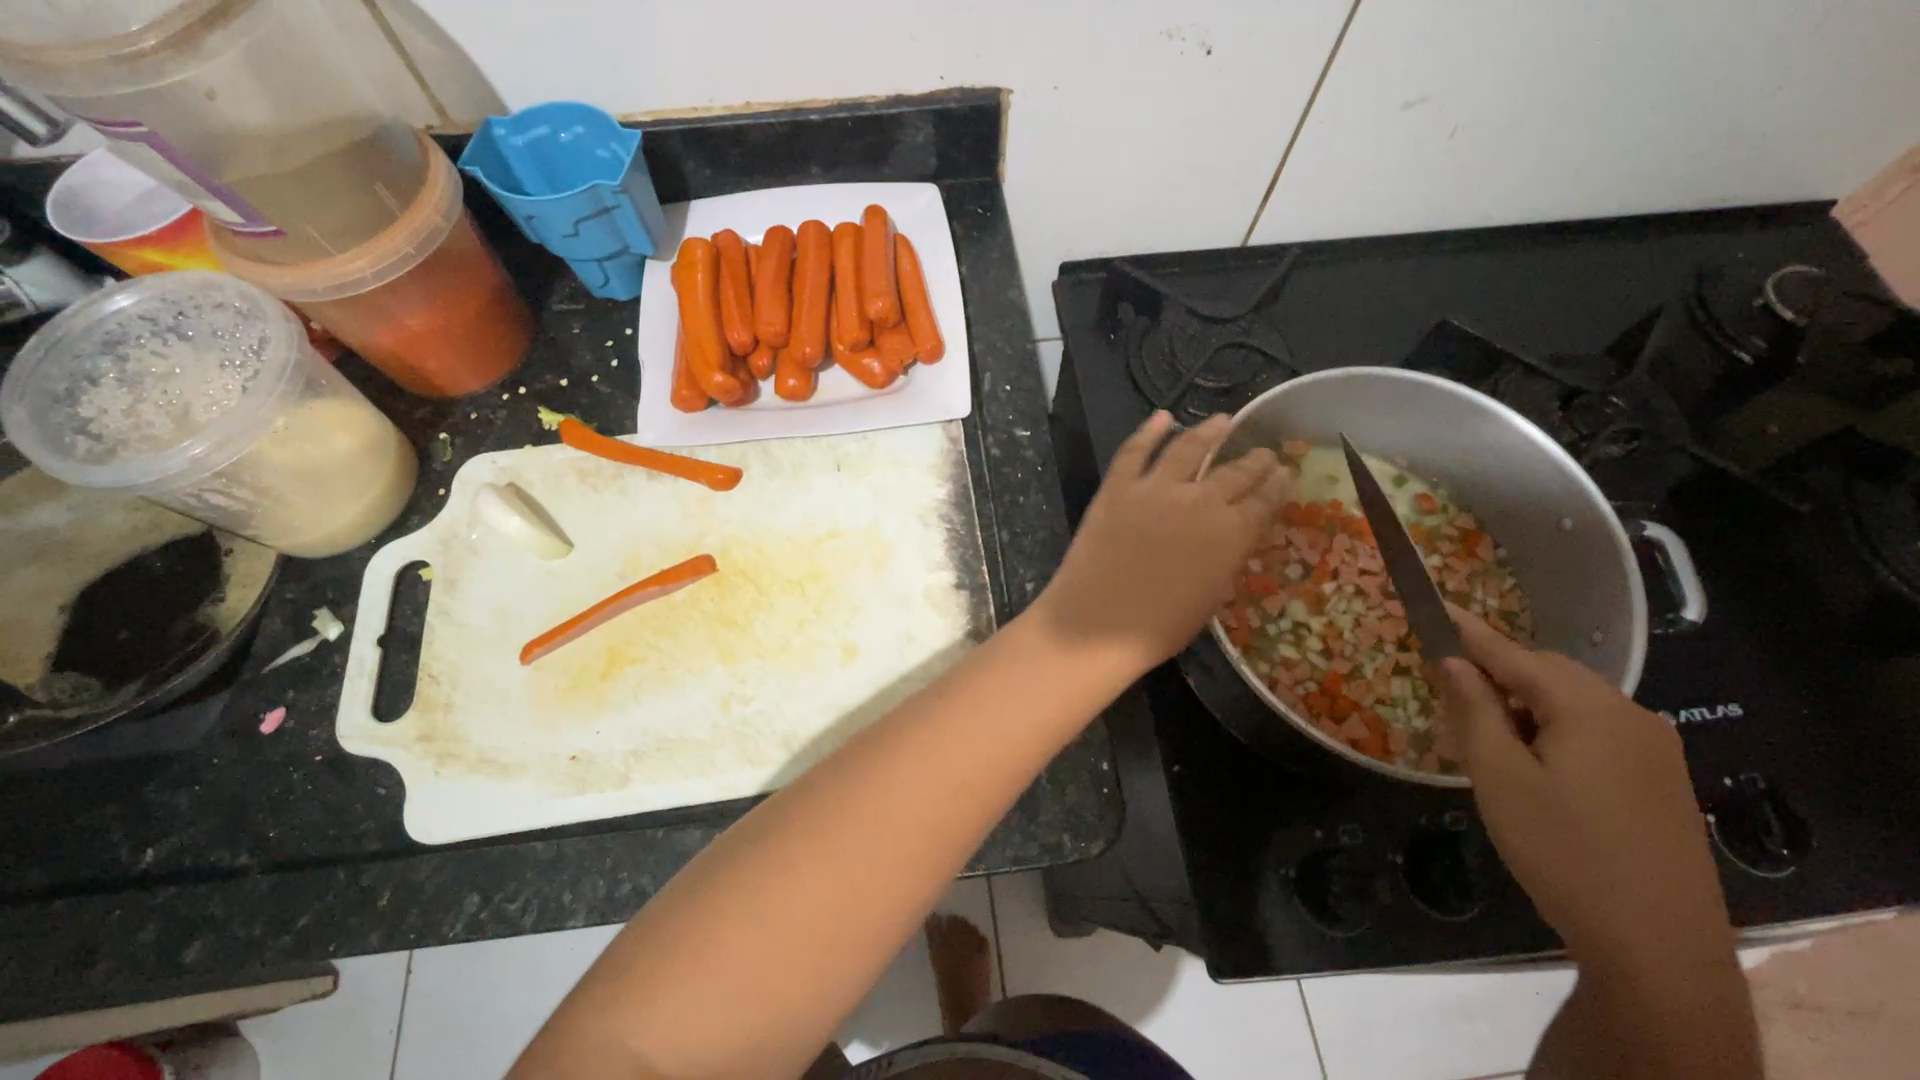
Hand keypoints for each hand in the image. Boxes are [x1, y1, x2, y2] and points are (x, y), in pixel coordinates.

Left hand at [1035, 412, 1288, 672]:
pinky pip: (1135, 450)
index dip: (1277, 485)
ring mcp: (1155, 489)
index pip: (1264, 501)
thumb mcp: (1211, 598)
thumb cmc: (1159, 627)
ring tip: (1223, 421)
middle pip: (1234, 472)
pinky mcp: (1117, 487)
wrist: (1097, 624)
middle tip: (1264, 452)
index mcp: (1231, 534)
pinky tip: (1163, 417)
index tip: (1285, 473)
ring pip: (1189, 448)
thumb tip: (1232, 537)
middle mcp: (1200, 501)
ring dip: (1209, 432)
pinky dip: (1149, 430)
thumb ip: (1226, 559)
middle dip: (1253, 460)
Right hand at [1431, 610, 1732, 962]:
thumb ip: (1475, 713)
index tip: (1435, 606)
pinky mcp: (1663, 781)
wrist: (1659, 944)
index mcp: (1589, 708)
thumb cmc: (1564, 853)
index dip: (1469, 633)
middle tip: (1452, 702)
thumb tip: (1455, 663)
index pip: (1514, 654)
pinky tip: (1537, 773)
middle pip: (1550, 674)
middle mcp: (1630, 714)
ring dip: (1527, 710)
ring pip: (1575, 705)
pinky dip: (1557, 734)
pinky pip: (1599, 733)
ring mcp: (1655, 748)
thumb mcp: (1500, 780)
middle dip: (1499, 677)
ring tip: (1489, 747)